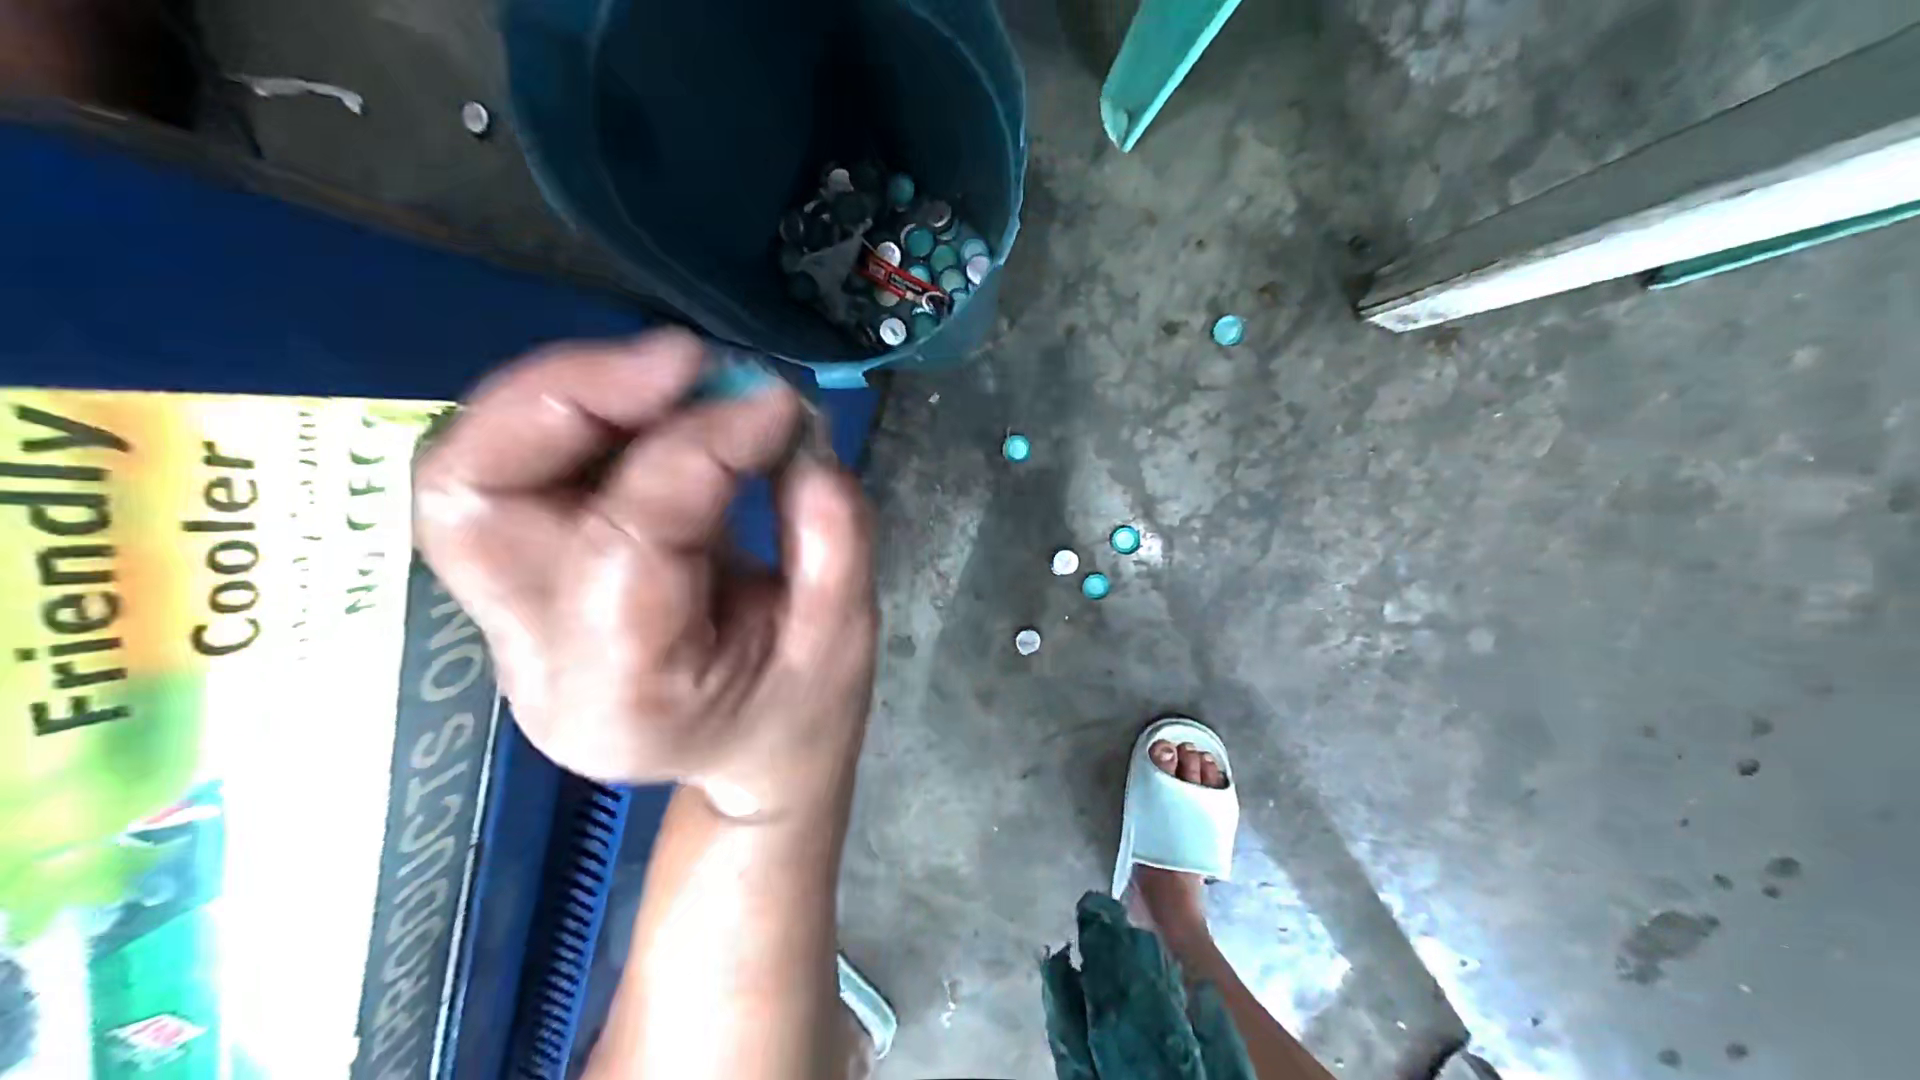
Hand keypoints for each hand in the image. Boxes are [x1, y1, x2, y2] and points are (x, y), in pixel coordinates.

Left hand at [414, 330, 876, 816]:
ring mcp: (508, 622)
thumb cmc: (799, 713)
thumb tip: (794, 429)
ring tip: (670, 374)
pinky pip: (508, 476)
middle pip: (474, 496)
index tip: (774, 403)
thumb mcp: (843, 640)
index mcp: (622, 695)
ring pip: (468, 472)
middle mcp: (532, 659)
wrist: (748, 753)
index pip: (628, 541)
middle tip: (682, 360)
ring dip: (564, 397)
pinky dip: (574, 419)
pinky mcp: (518, 586)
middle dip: (572, 397)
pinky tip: (650, 405)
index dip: (702, 447)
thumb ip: (831, 540)